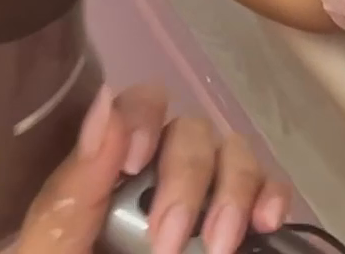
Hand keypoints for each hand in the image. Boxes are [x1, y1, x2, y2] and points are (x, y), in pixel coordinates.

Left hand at [15, 83, 292, 253]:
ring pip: (236, 153)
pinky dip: (273, 196)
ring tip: (220, 244)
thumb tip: (102, 105)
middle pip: (193, 130)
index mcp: (108, 171)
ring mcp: (204, 194)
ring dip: (234, 191)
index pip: (138, 107)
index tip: (135, 161)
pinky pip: (269, 186)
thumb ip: (71, 191)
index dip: (144, 117)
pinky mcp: (240, 220)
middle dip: (189, 177)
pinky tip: (266, 222)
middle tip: (168, 240)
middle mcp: (161, 170)